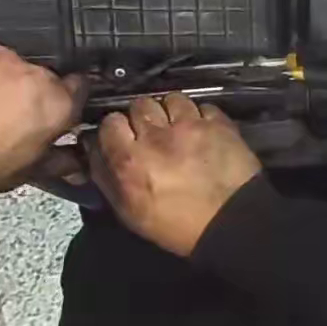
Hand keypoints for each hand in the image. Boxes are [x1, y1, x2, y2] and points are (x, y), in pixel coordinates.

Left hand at [0, 35, 84, 197]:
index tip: (55, 113)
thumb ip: (52, 162)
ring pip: (8, 65)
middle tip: (4, 117)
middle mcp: (33, 73)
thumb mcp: (15, 175)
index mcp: (54, 105)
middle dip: (29, 93)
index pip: (81, 91)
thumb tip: (73, 162)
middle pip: (43, 77)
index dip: (68, 102)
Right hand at [91, 93, 261, 256]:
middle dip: (144, 117)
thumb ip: (106, 176)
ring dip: (172, 111)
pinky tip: (203, 131)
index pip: (110, 122)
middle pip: (140, 105)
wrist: (232, 224)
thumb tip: (94, 150)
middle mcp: (157, 137)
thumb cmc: (177, 226)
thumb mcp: (129, 212)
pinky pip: (203, 106)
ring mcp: (191, 126)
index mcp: (130, 160)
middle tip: (153, 134)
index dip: (117, 129)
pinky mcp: (219, 124)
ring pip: (172, 99)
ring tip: (179, 127)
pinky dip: (201, 116)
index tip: (124, 137)